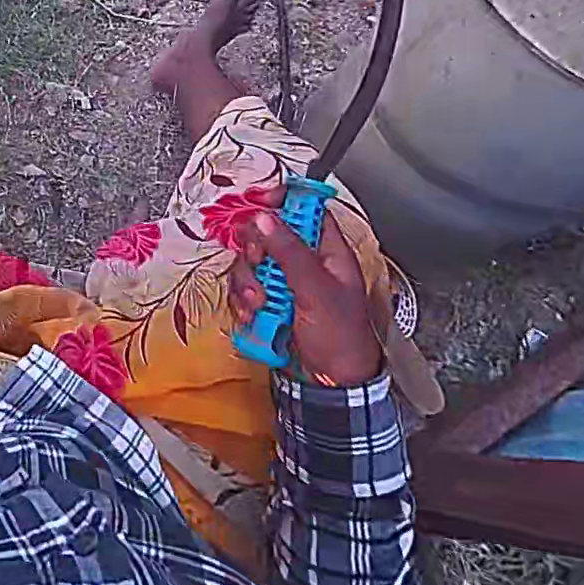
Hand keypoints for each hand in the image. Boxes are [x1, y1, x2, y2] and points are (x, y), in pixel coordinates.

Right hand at [228, 208, 382, 384]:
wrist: (330, 384)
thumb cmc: (340, 335)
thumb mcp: (317, 290)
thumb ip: (290, 252)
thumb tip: (265, 217)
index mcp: (327, 250)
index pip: (304, 209)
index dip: (283, 200)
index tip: (259, 201)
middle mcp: (302, 260)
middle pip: (266, 234)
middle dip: (256, 251)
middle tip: (259, 265)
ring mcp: (283, 282)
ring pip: (250, 263)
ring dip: (248, 283)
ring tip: (260, 304)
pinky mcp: (267, 301)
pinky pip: (243, 289)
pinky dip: (243, 301)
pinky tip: (255, 315)